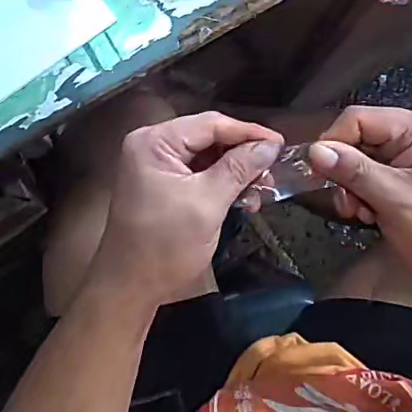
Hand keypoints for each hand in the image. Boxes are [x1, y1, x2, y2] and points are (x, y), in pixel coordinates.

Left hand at [88, 111, 281, 308]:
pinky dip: (222, 184)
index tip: (282, 144)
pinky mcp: (163, 184)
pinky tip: (243, 199)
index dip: (249, 132)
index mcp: (154, 141)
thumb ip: (239, 169)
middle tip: (273, 170)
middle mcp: (152, 145)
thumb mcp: (207, 204)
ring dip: (236, 172)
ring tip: (261, 190)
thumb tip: (270, 145)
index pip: (210, 124)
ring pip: (207, 156)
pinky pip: (199, 173)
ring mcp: (156, 165)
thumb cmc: (164, 245)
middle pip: (209, 137)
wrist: (129, 287)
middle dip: (243, 154)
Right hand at [306, 106, 411, 283]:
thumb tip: (314, 151)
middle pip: (356, 139)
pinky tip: (370, 215)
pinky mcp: (404, 180)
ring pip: (358, 161)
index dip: (334, 142)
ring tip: (363, 212)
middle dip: (345, 172)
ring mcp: (409, 159)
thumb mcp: (395, 198)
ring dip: (352, 188)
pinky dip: (362, 197)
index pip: (359, 118)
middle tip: (347, 202)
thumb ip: (353, 171)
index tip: (318, 171)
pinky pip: (368, 178)